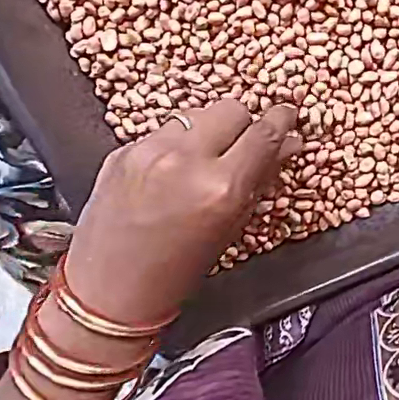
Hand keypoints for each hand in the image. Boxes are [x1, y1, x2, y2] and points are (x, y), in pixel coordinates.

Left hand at [64, 100, 302, 322]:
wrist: (109, 291)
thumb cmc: (176, 271)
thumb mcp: (231, 227)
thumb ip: (261, 179)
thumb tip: (288, 144)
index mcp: (220, 188)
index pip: (263, 132)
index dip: (280, 120)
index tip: (286, 115)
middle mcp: (184, 161)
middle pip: (231, 108)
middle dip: (242, 124)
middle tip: (241, 146)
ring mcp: (148, 151)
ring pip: (196, 114)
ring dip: (207, 131)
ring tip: (201, 163)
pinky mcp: (122, 151)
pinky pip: (163, 131)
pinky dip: (176, 144)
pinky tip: (171, 172)